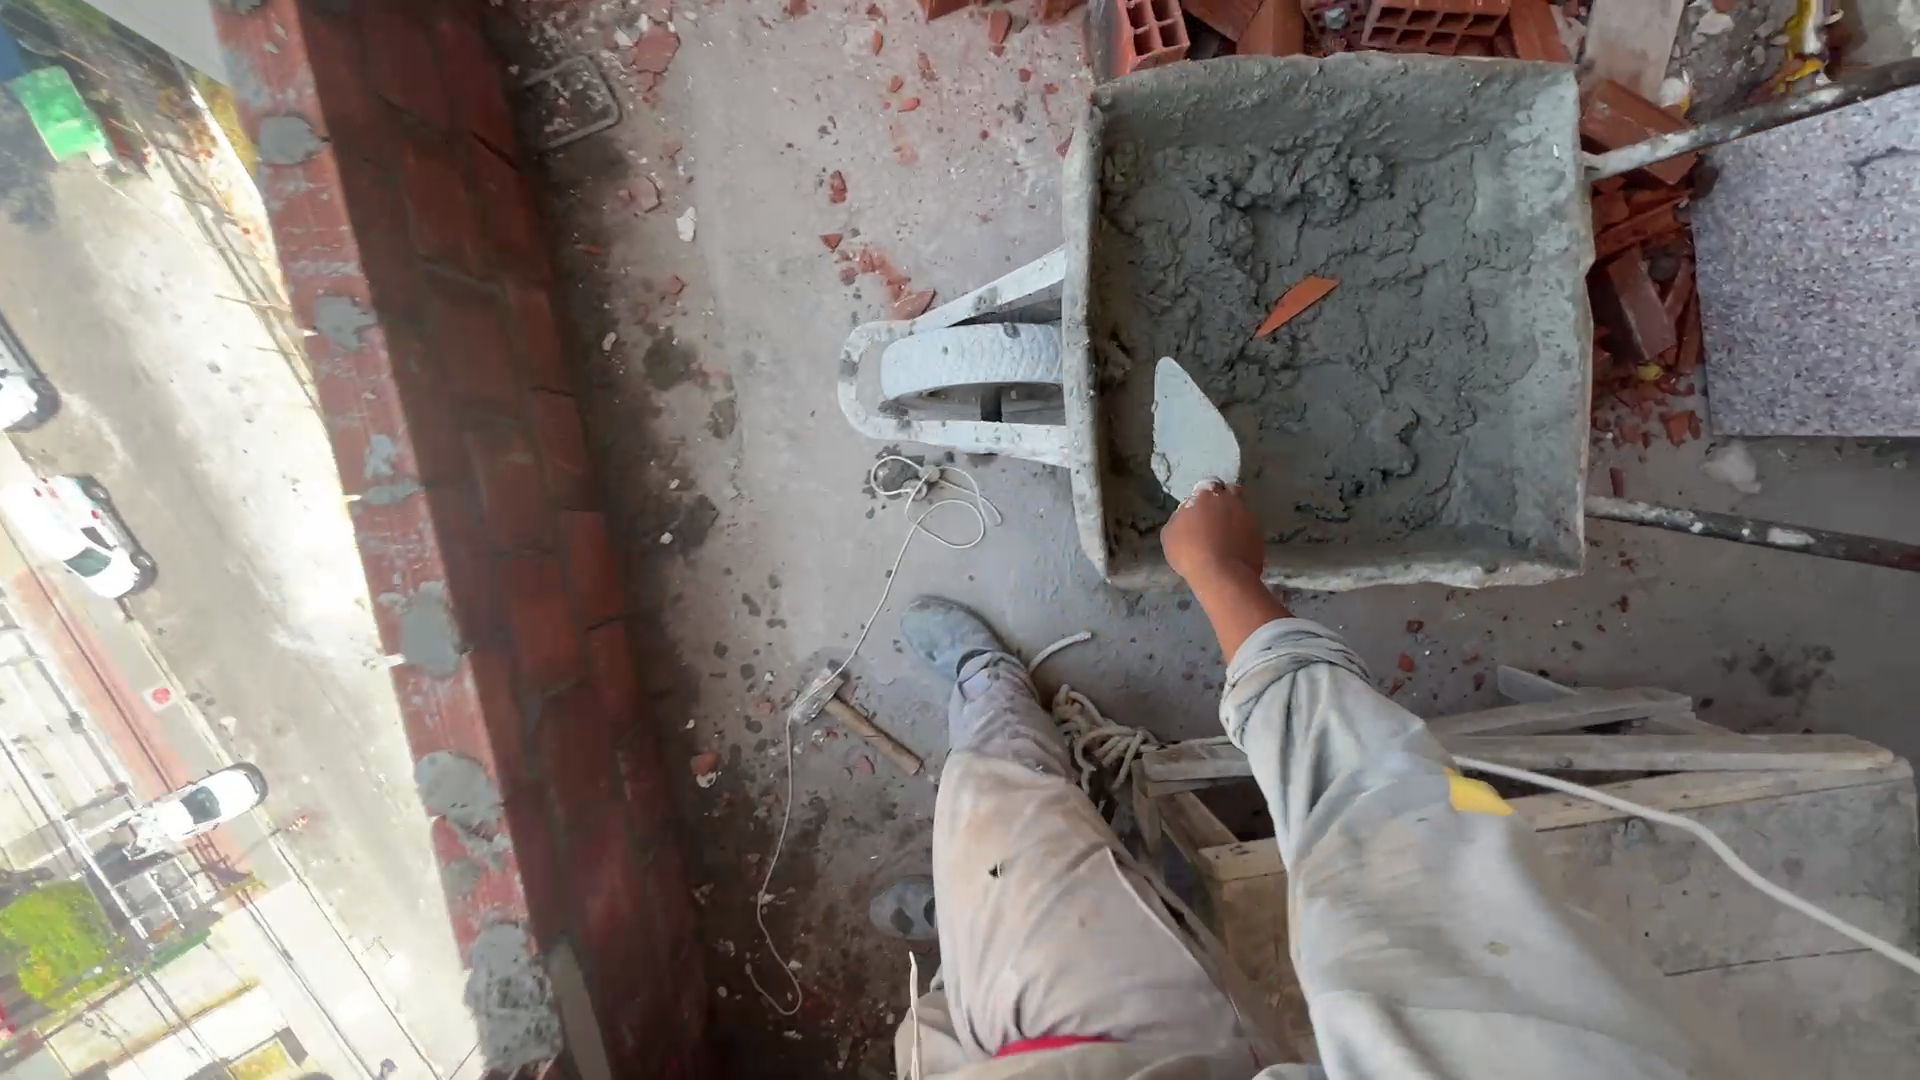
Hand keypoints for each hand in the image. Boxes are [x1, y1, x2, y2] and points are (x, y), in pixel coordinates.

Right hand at [1161, 482, 1264, 588]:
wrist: (1220, 575)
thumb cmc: (1189, 551)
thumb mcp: (1170, 533)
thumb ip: (1180, 517)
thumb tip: (1187, 514)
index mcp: (1206, 494)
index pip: (1206, 484)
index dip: (1202, 496)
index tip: (1198, 508)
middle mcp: (1230, 499)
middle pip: (1230, 491)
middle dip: (1224, 498)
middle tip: (1214, 515)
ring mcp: (1248, 515)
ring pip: (1242, 508)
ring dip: (1234, 516)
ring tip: (1225, 533)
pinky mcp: (1259, 533)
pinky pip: (1249, 527)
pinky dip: (1242, 533)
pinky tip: (1234, 546)